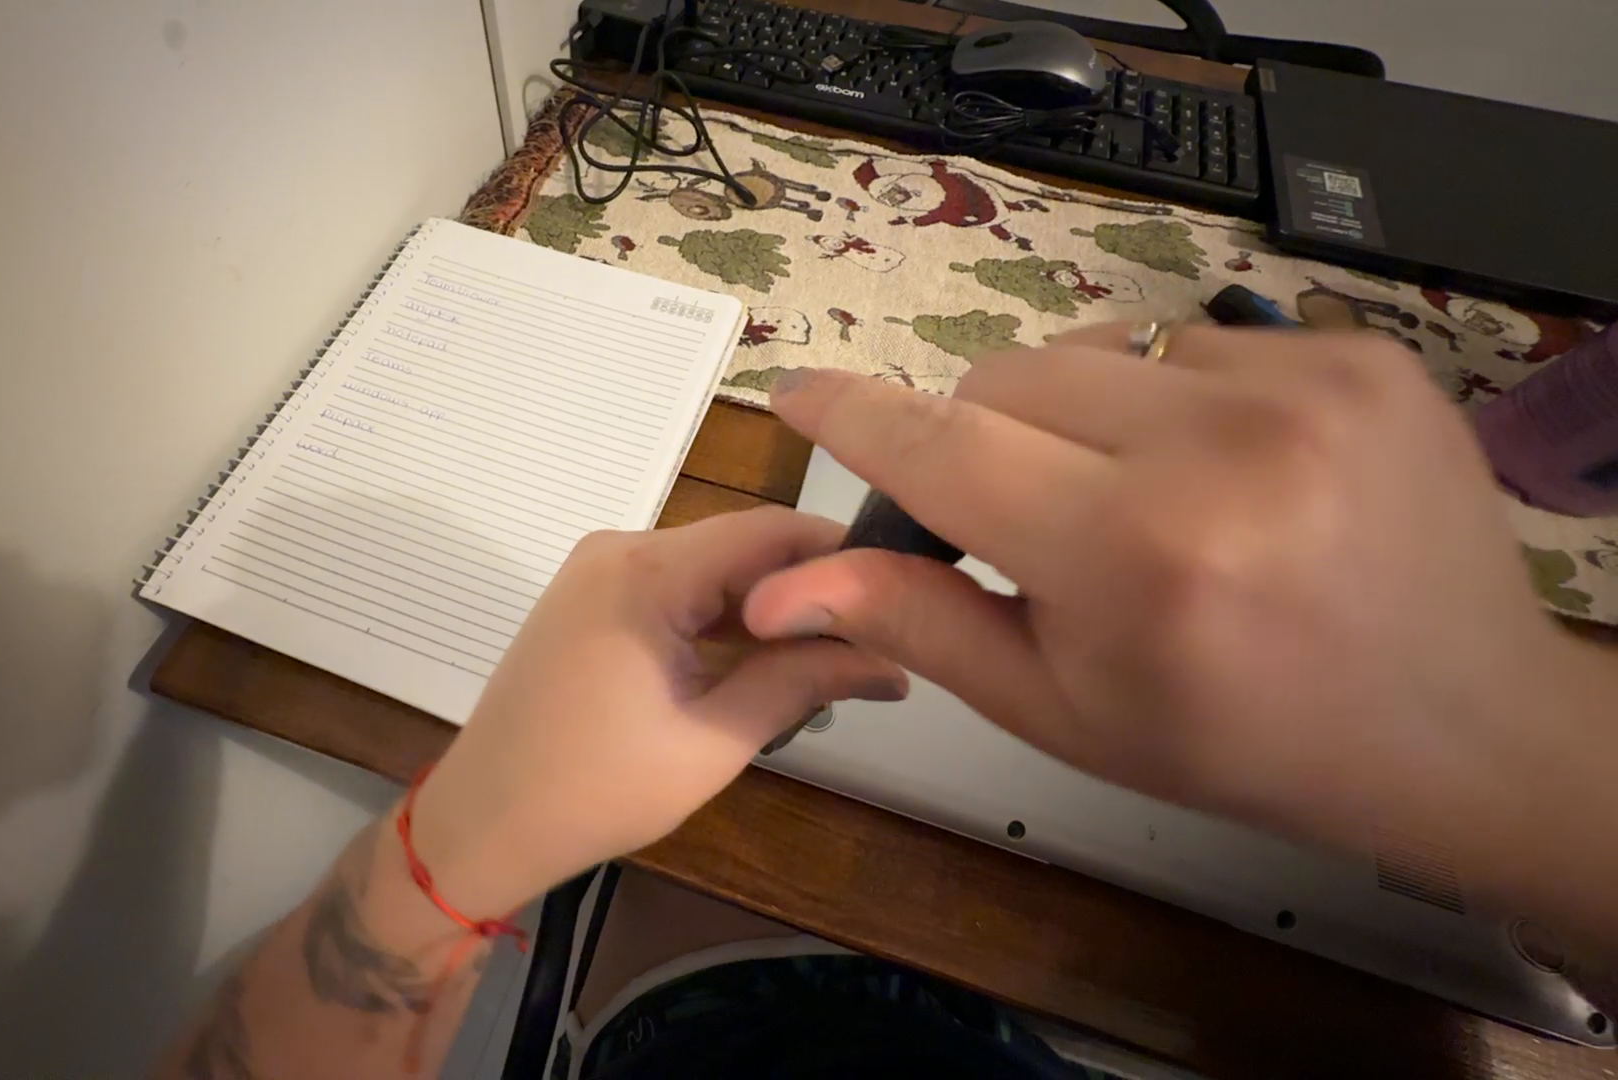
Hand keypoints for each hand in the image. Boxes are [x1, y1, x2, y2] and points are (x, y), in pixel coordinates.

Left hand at [409, 507, 907, 916]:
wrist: (482, 820)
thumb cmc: (593, 791)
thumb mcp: (711, 742)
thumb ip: (800, 685)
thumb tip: (889, 663)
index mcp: (646, 571)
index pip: (769, 531)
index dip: (841, 553)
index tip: (900, 590)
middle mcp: (620, 548)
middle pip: (740, 549)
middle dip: (807, 593)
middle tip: (872, 640)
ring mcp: (598, 570)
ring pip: (709, 570)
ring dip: (764, 611)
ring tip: (826, 659)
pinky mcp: (590, 596)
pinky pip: (674, 590)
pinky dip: (718, 620)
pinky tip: (757, 659)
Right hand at [743, 325, 1615, 879]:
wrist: (1454, 728)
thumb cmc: (1216, 733)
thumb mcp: (1042, 700)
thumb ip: (908, 620)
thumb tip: (777, 591)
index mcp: (1131, 555)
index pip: (941, 450)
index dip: (851, 415)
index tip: (794, 393)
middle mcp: (1217, 448)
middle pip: (996, 385)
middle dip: (972, 443)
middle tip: (1016, 518)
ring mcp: (1299, 384)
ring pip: (1073, 356)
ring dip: (1054, 418)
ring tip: (1114, 493)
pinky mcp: (1349, 354)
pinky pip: (1167, 344)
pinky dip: (1144, 400)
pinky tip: (1196, 468)